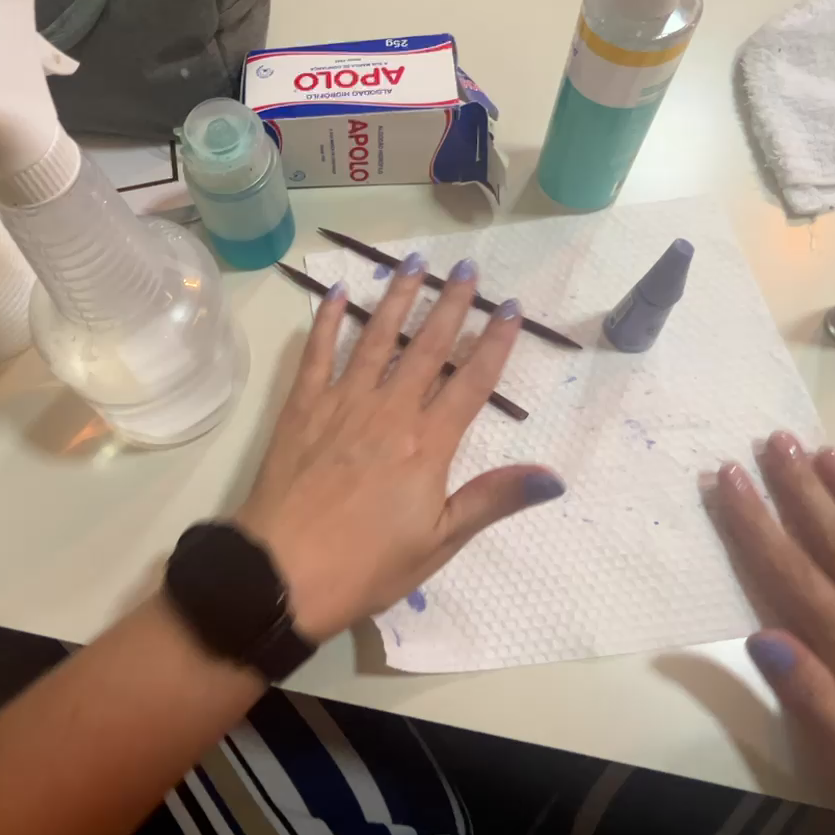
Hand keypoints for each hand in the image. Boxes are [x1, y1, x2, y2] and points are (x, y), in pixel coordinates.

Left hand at [235, 254, 564, 642]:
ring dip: (398, 297)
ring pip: (376, 338)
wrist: (280, 572)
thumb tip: (553, 476)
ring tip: (415, 262)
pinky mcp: (302, 406)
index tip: (511, 307)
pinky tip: (338, 292)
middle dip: (451, 305)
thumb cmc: (365, 565)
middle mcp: (388, 410)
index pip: (472, 382)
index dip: (495, 342)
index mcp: (427, 444)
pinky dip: (328, 320)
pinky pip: (317, 353)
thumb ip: (492, 500)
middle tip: (467, 268)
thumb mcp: (438, 542)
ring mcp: (342, 402)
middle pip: (428, 347)